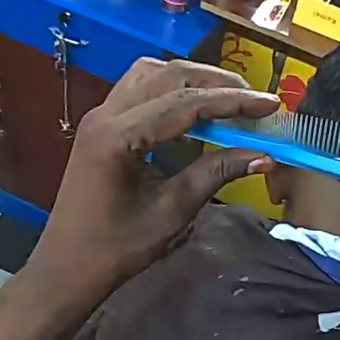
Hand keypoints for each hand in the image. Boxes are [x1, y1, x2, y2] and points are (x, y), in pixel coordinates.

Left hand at [27, 58, 278, 300]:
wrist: (68, 266)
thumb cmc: (117, 247)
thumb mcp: (172, 211)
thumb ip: (216, 173)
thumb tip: (264, 155)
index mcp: (118, 136)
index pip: (185, 104)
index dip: (233, 101)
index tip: (271, 104)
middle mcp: (105, 114)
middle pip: (169, 76)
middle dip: (217, 83)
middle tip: (255, 100)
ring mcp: (100, 115)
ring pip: (152, 73)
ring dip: (193, 79)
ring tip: (229, 98)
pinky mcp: (102, 123)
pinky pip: (140, 87)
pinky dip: (172, 89)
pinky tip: (195, 110)